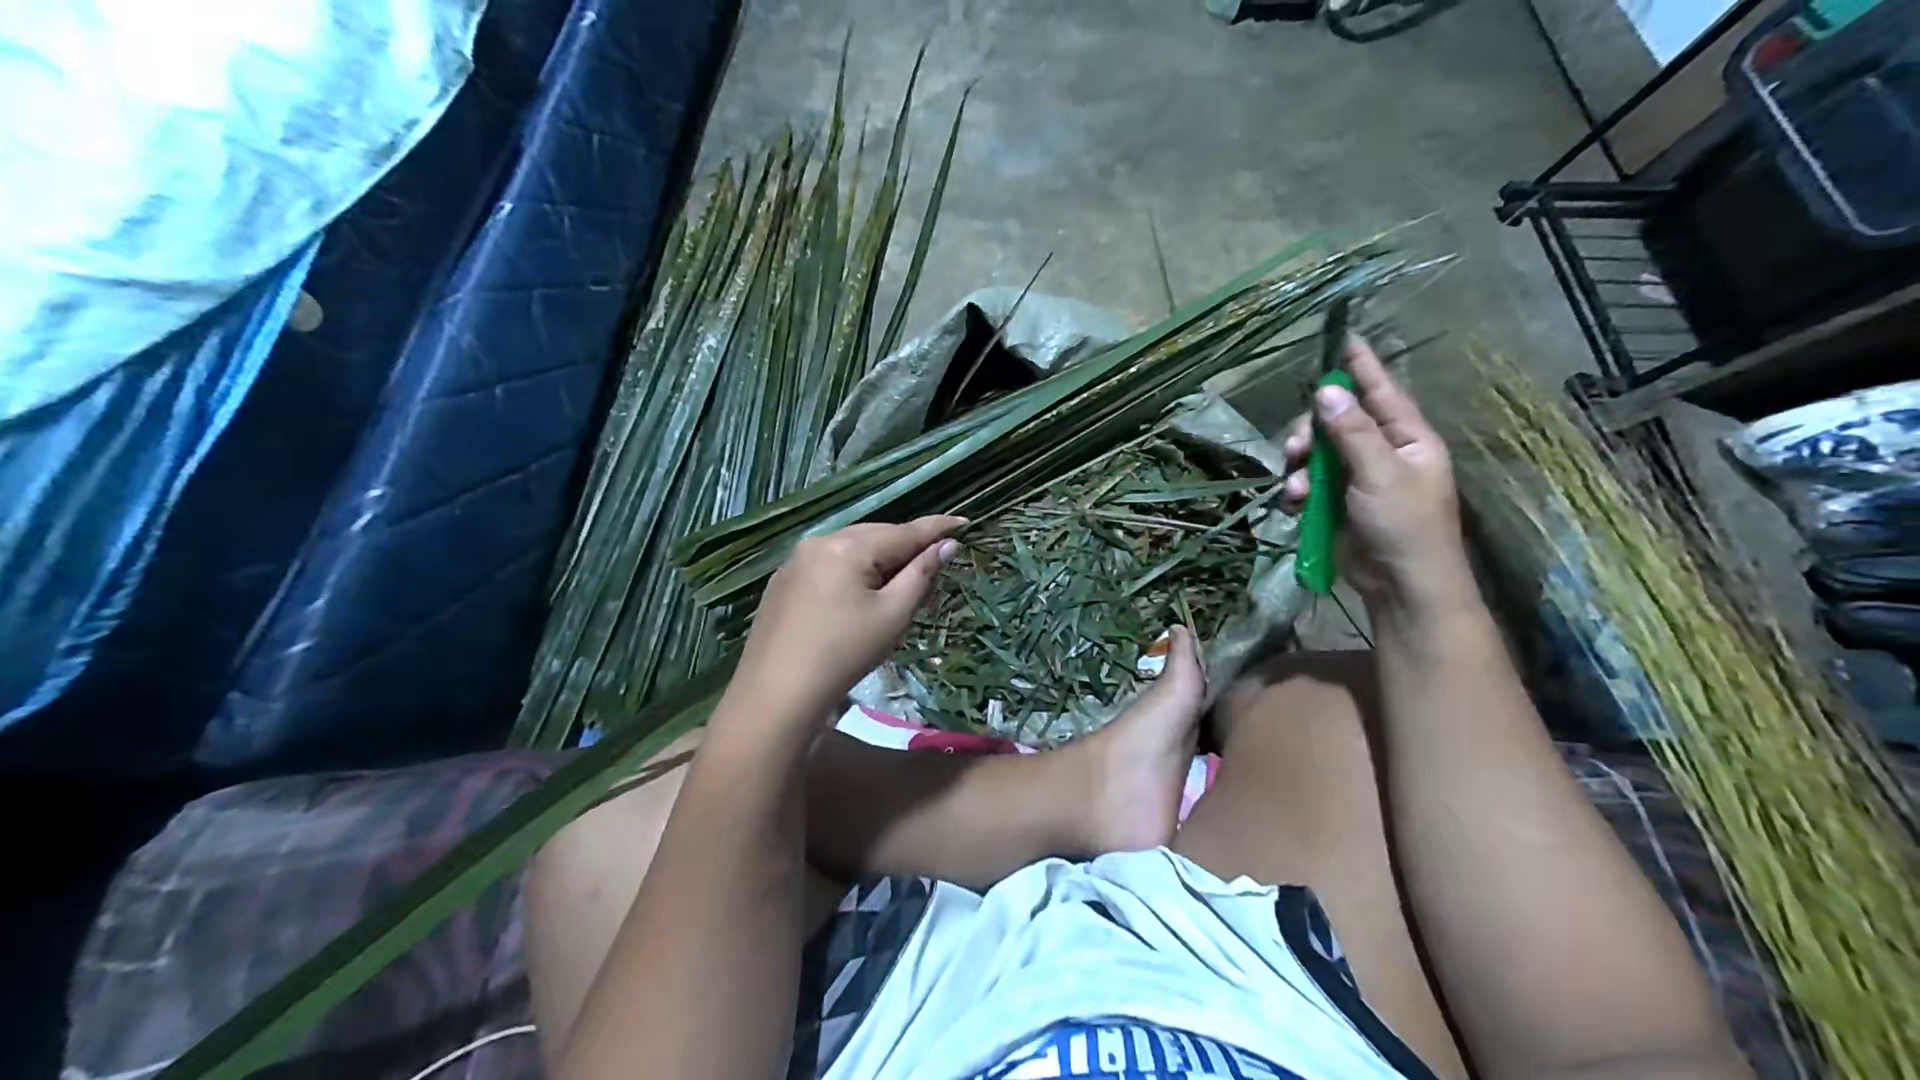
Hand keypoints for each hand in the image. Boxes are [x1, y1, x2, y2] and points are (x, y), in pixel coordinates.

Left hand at [727, 515, 964, 732]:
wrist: (775, 695)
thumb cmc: (844, 654)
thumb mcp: (893, 615)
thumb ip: (921, 575)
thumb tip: (946, 545)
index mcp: (847, 546)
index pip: (904, 531)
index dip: (937, 528)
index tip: (964, 522)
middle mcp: (818, 541)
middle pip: (875, 537)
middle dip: (907, 549)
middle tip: (936, 567)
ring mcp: (795, 561)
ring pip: (851, 550)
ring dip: (880, 562)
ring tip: (902, 585)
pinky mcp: (782, 582)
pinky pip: (828, 565)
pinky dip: (853, 573)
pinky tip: (859, 596)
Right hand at [1279, 336, 1476, 621]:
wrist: (1399, 584)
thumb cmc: (1404, 525)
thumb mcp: (1381, 473)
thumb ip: (1353, 432)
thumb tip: (1328, 392)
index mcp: (1408, 439)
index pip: (1382, 392)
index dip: (1362, 368)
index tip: (1343, 340)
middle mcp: (1382, 452)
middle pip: (1336, 423)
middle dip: (1310, 433)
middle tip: (1296, 448)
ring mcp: (1356, 479)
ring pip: (1315, 455)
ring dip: (1298, 468)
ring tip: (1294, 488)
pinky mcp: (1335, 503)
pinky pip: (1307, 484)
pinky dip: (1295, 492)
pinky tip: (1292, 505)